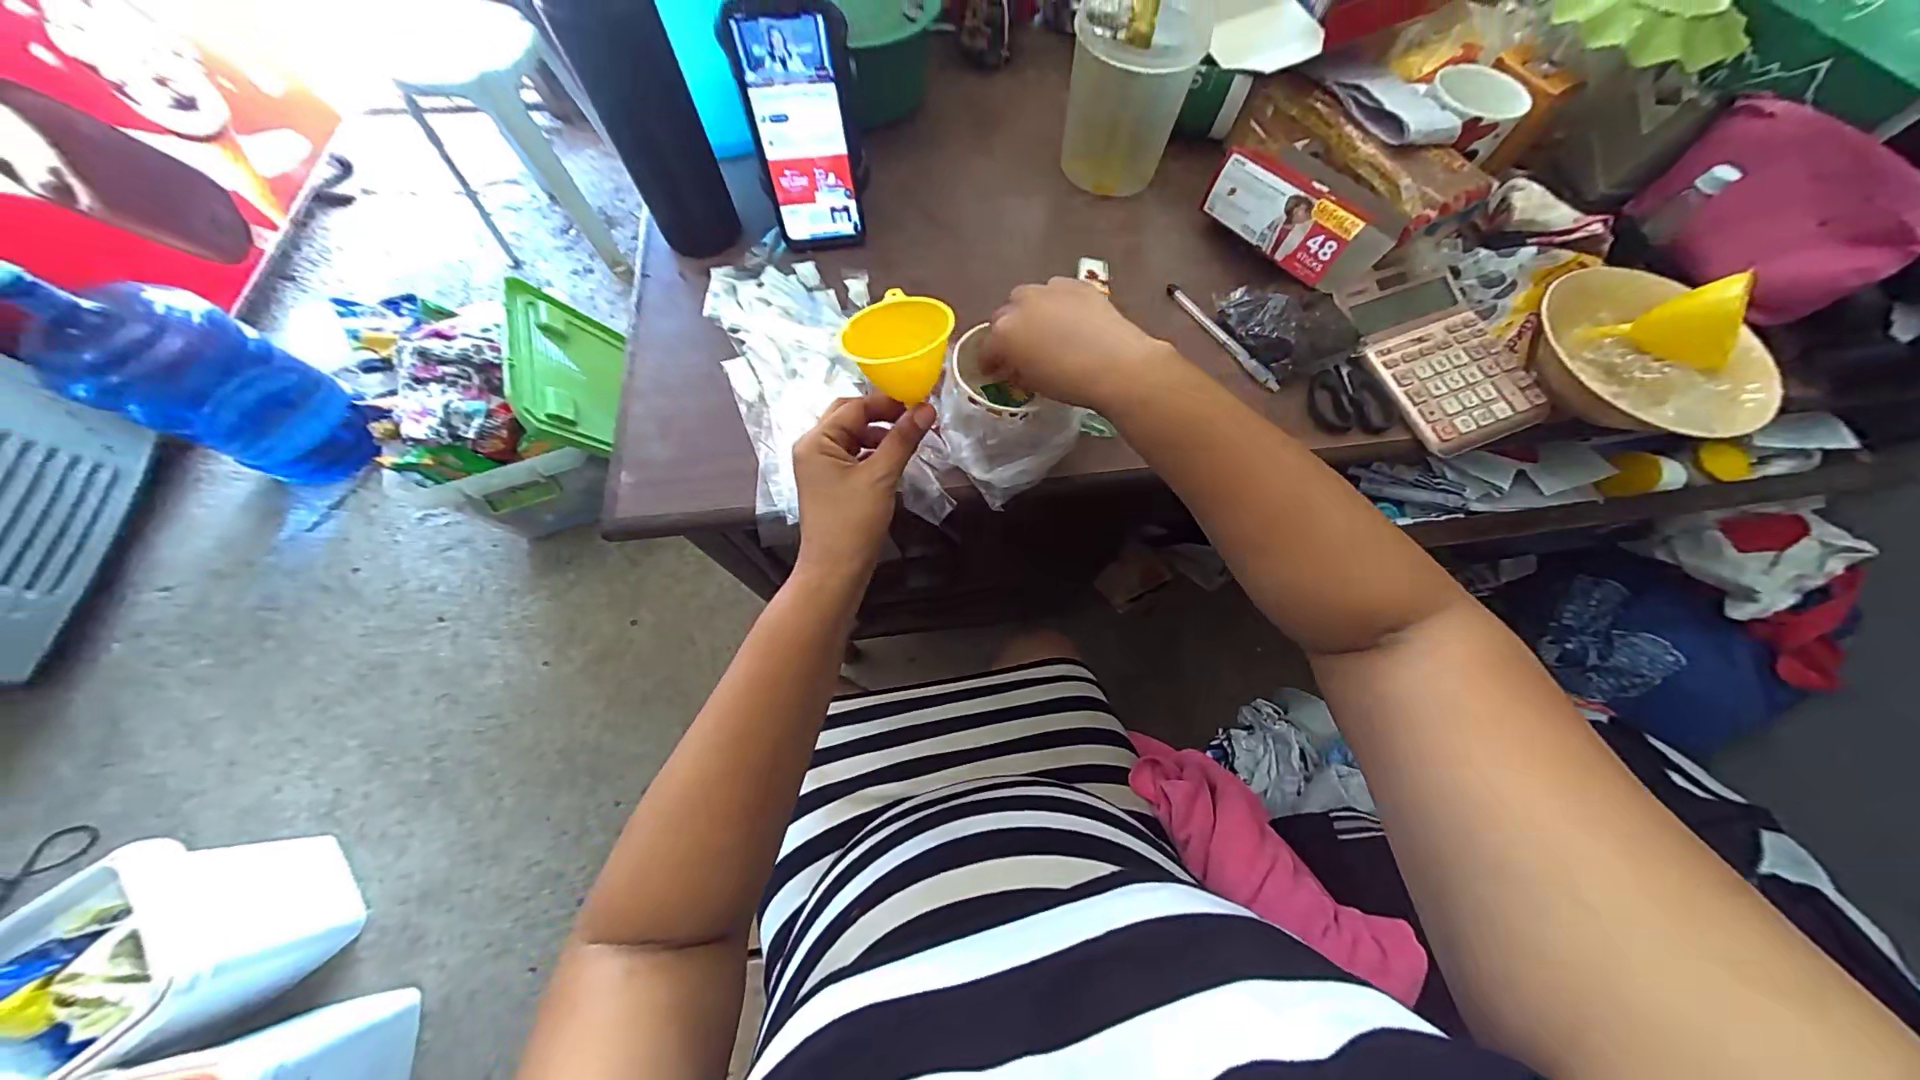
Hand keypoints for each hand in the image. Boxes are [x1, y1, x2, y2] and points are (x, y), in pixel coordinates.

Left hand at [793, 393, 935, 575]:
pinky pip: (853, 455)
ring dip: (880, 435)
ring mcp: (820, 466)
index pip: (854, 406)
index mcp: (815, 441)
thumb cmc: (853, 523)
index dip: (887, 403)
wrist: (835, 570)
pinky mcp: (830, 482)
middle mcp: (812, 447)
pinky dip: (874, 453)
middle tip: (915, 419)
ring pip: (853, 436)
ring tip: (909, 441)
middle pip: (850, 417)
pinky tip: (894, 460)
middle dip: (883, 416)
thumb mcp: (881, 476)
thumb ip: (903, 439)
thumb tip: (926, 408)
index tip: (920, 404)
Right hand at [981, 277, 1176, 409]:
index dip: (990, 362)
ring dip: (1030, 313)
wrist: (1118, 366)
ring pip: (1029, 298)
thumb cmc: (1070, 383)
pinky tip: (1069, 320)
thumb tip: (1013, 367)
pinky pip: (1056, 292)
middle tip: (1020, 351)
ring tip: (1045, 331)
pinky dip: (1056, 304)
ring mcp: (1050, 289)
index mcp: (1004, 333)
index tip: (995, 372)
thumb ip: (1016, 371)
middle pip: (1004, 315)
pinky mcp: (1077, 285)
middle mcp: (1021, 304)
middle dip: (1008, 332)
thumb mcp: (1034, 384)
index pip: (987, 348)